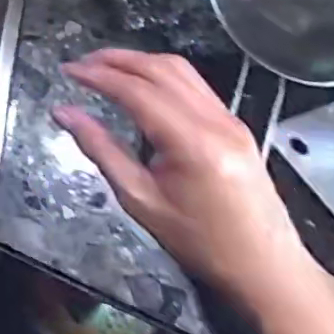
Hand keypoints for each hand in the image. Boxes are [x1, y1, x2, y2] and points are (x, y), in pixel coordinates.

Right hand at [52, 50, 333, 333]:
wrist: (270, 273)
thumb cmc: (202, 243)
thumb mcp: (140, 200)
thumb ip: (99, 148)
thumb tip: (63, 112)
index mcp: (193, 143)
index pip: (136, 90)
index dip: (97, 75)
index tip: (68, 70)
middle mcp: (216, 122)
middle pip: (158, 69)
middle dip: (114, 60)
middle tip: (81, 65)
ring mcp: (230, 120)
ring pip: (177, 69)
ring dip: (137, 61)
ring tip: (104, 67)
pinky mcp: (235, 123)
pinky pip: (192, 83)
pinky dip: (158, 73)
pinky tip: (139, 83)